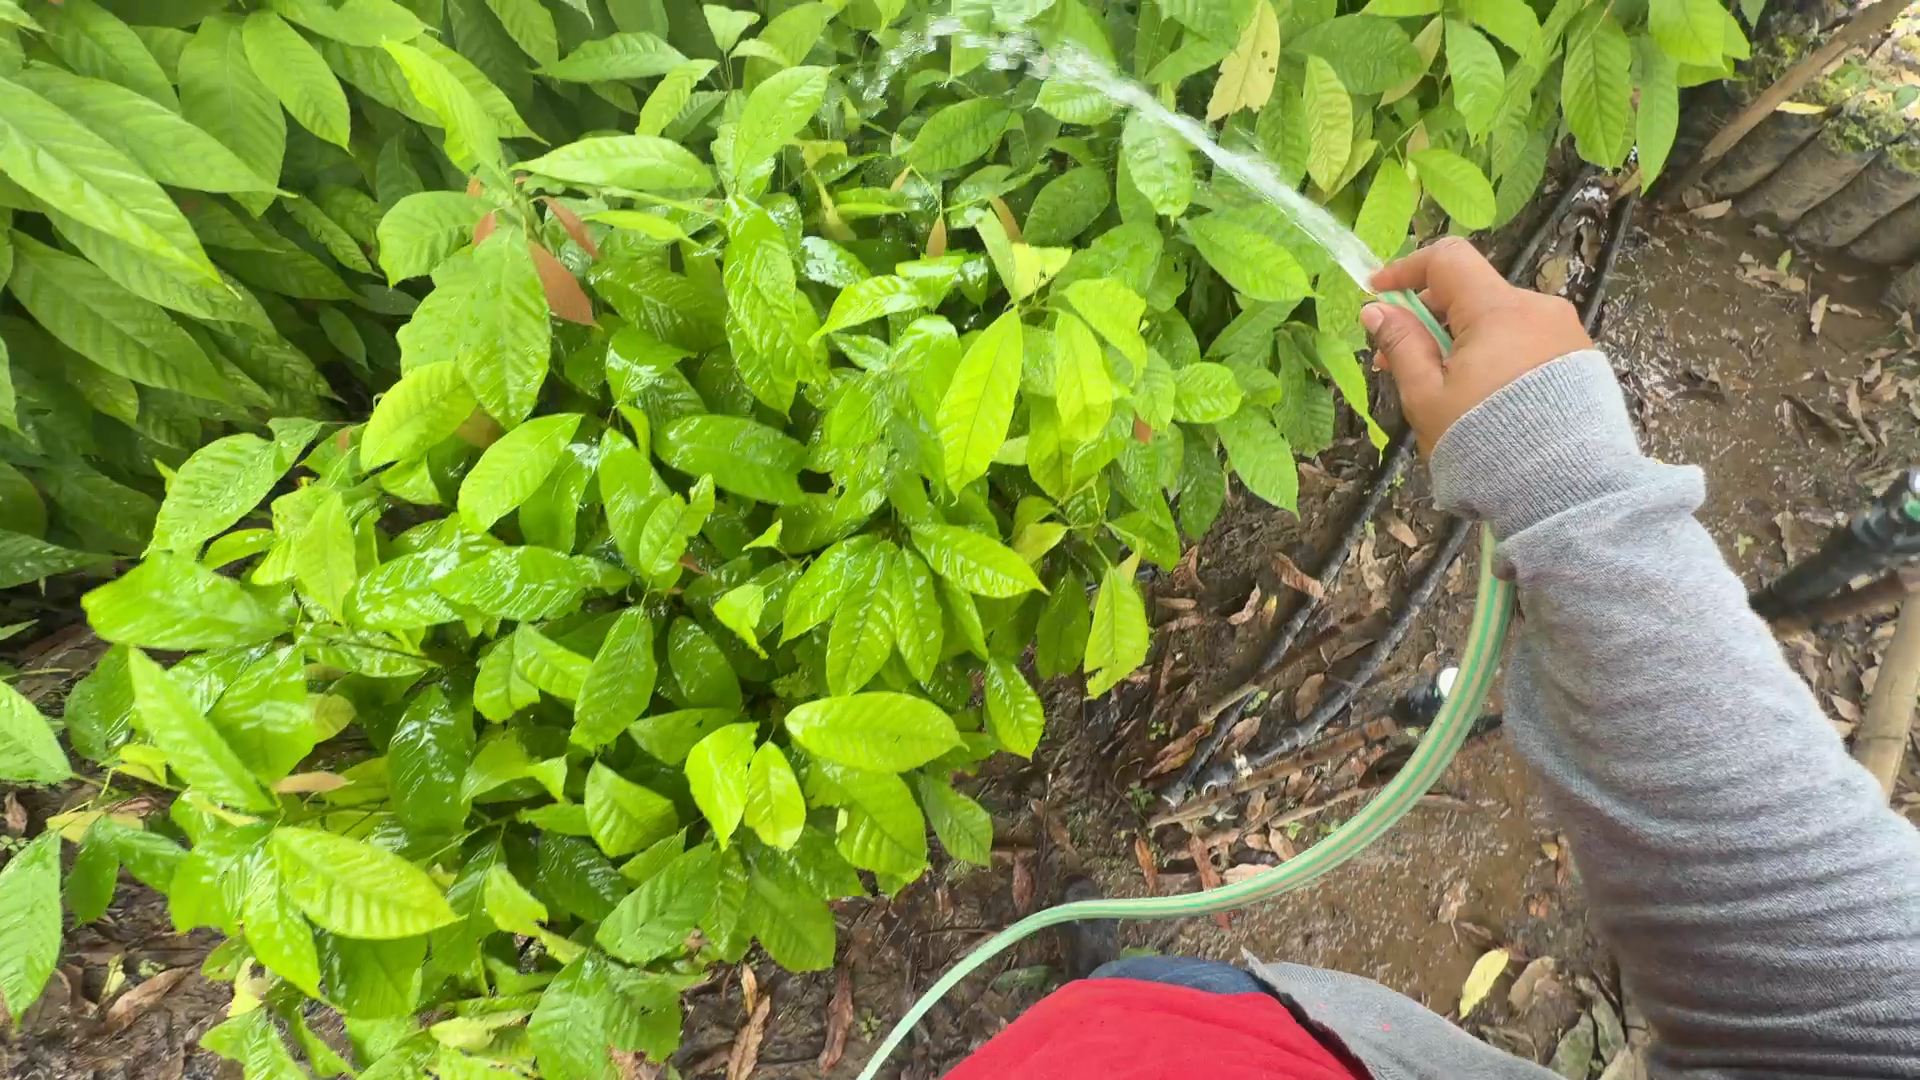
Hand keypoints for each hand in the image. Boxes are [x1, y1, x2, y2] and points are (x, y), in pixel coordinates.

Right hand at [1363, 237, 1592, 456]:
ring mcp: (1561, 330)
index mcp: (1497, 310)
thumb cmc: (1481, 436)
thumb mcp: (1425, 393)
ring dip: (1455, 338)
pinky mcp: (1575, 356)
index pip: (1448, 260)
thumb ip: (1400, 345)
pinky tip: (1473, 392)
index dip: (1405, 269)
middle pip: (1469, 292)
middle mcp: (1536, 307)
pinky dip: (1487, 351)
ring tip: (1433, 385)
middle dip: (1425, 316)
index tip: (1375, 290)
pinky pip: (1519, 339)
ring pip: (1494, 318)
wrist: (1561, 482)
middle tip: (1393, 359)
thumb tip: (1376, 310)